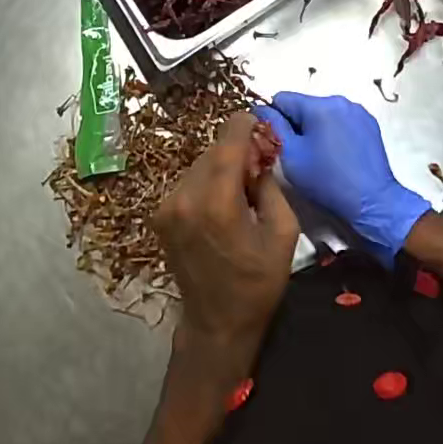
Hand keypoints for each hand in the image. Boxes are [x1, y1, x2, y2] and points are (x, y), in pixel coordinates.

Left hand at [153, 113, 299, 357]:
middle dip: (235, 151)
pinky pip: (186, 182)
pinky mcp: (158, 212)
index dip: (242, 125)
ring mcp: (167, 204)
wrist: (216, 323)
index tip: (255, 119)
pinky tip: (218, 204)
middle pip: (212, 152)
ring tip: (238, 191)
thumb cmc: (258, 282)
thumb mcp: (283, 234)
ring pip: (198, 165)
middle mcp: (185, 196)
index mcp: (218, 202)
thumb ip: (270, 185)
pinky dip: (204, 183)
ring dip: (219, 168)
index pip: (227, 143)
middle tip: (256, 164)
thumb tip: (258, 156)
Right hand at [252, 93, 430, 266]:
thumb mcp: (290, 155)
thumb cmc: (327, 180)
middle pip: (303, 105)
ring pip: (321, 113)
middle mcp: (340, 101)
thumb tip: (260, 109)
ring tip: (317, 156)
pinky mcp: (370, 125)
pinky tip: (335, 155)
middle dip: (295, 124)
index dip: (273, 118)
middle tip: (296, 152)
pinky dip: (332, 132)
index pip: (281, 99)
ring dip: (314, 128)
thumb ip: (272, 126)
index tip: (276, 140)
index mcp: (319, 105)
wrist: (375, 204)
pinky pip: (340, 121)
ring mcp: (358, 112)